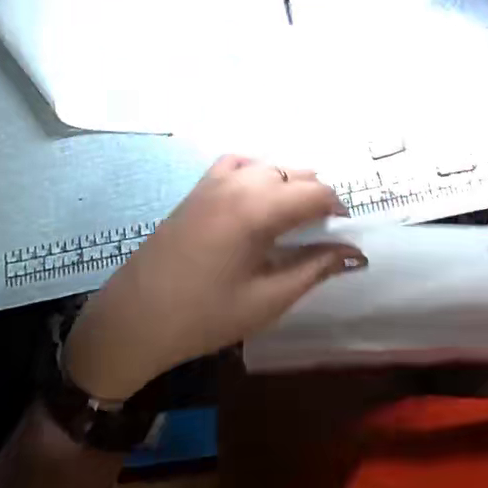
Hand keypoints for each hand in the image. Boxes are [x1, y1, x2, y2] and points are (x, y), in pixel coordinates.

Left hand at [64, 156, 363, 399]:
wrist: (133, 321)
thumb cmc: (204, 316)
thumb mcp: (268, 300)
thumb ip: (315, 269)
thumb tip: (355, 253)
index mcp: (257, 209)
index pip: (316, 192)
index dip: (338, 210)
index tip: (344, 235)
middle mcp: (237, 185)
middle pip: (294, 175)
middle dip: (317, 198)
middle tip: (322, 233)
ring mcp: (212, 184)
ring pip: (268, 167)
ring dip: (290, 185)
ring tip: (295, 219)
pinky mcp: (196, 191)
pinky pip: (236, 165)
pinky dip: (257, 173)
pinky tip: (260, 196)